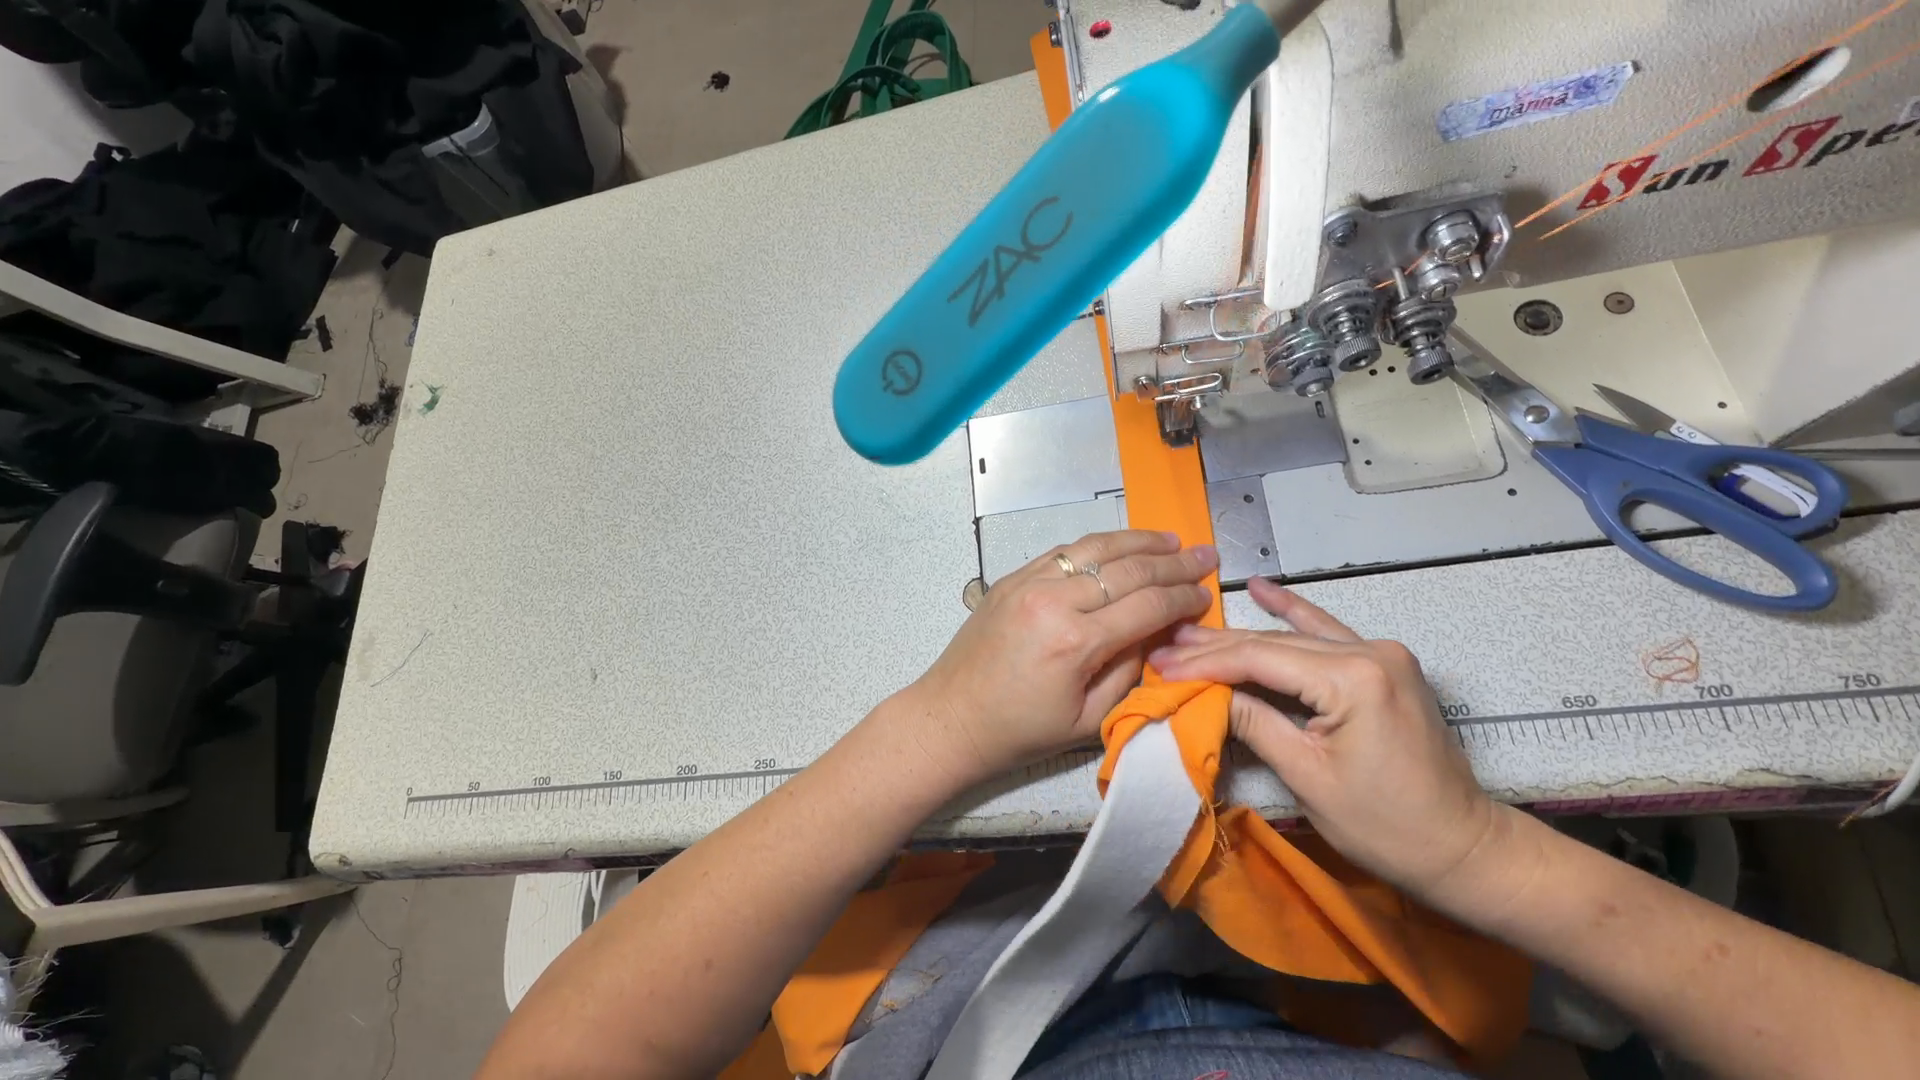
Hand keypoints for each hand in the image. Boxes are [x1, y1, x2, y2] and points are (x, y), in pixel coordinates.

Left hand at [894, 530, 1215, 787]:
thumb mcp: (1089, 719)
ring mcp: (1028, 582)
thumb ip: (1130, 671)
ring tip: (1170, 540)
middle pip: (1128, 569)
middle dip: (1173, 562)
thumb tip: (1157, 632)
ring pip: (1094, 548)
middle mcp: (1053, 601)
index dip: (1183, 598)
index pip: (1148, 606)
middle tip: (1204, 554)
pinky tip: (1119, 545)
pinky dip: (1096, 545)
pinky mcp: (1010, 578)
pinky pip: (1063, 552)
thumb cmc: (1020, 731)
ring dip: (1137, 540)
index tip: (1206, 593)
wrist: (951, 717)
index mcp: (1076, 641)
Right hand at [1147, 577, 1496, 901]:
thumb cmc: (1384, 824)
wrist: (1461, 846)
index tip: (1161, 667)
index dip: (1205, 664)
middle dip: (1215, 649)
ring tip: (1191, 629)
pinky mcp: (1384, 664)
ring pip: (1295, 638)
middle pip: (1274, 645)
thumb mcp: (1306, 776)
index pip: (1260, 659)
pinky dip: (1294, 614)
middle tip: (1163, 648)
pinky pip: (1329, 634)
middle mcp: (1370, 652)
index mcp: (1353, 679)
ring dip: (1243, 636)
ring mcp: (1382, 654)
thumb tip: (1204, 694)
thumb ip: (1253, 722)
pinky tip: (1265, 591)